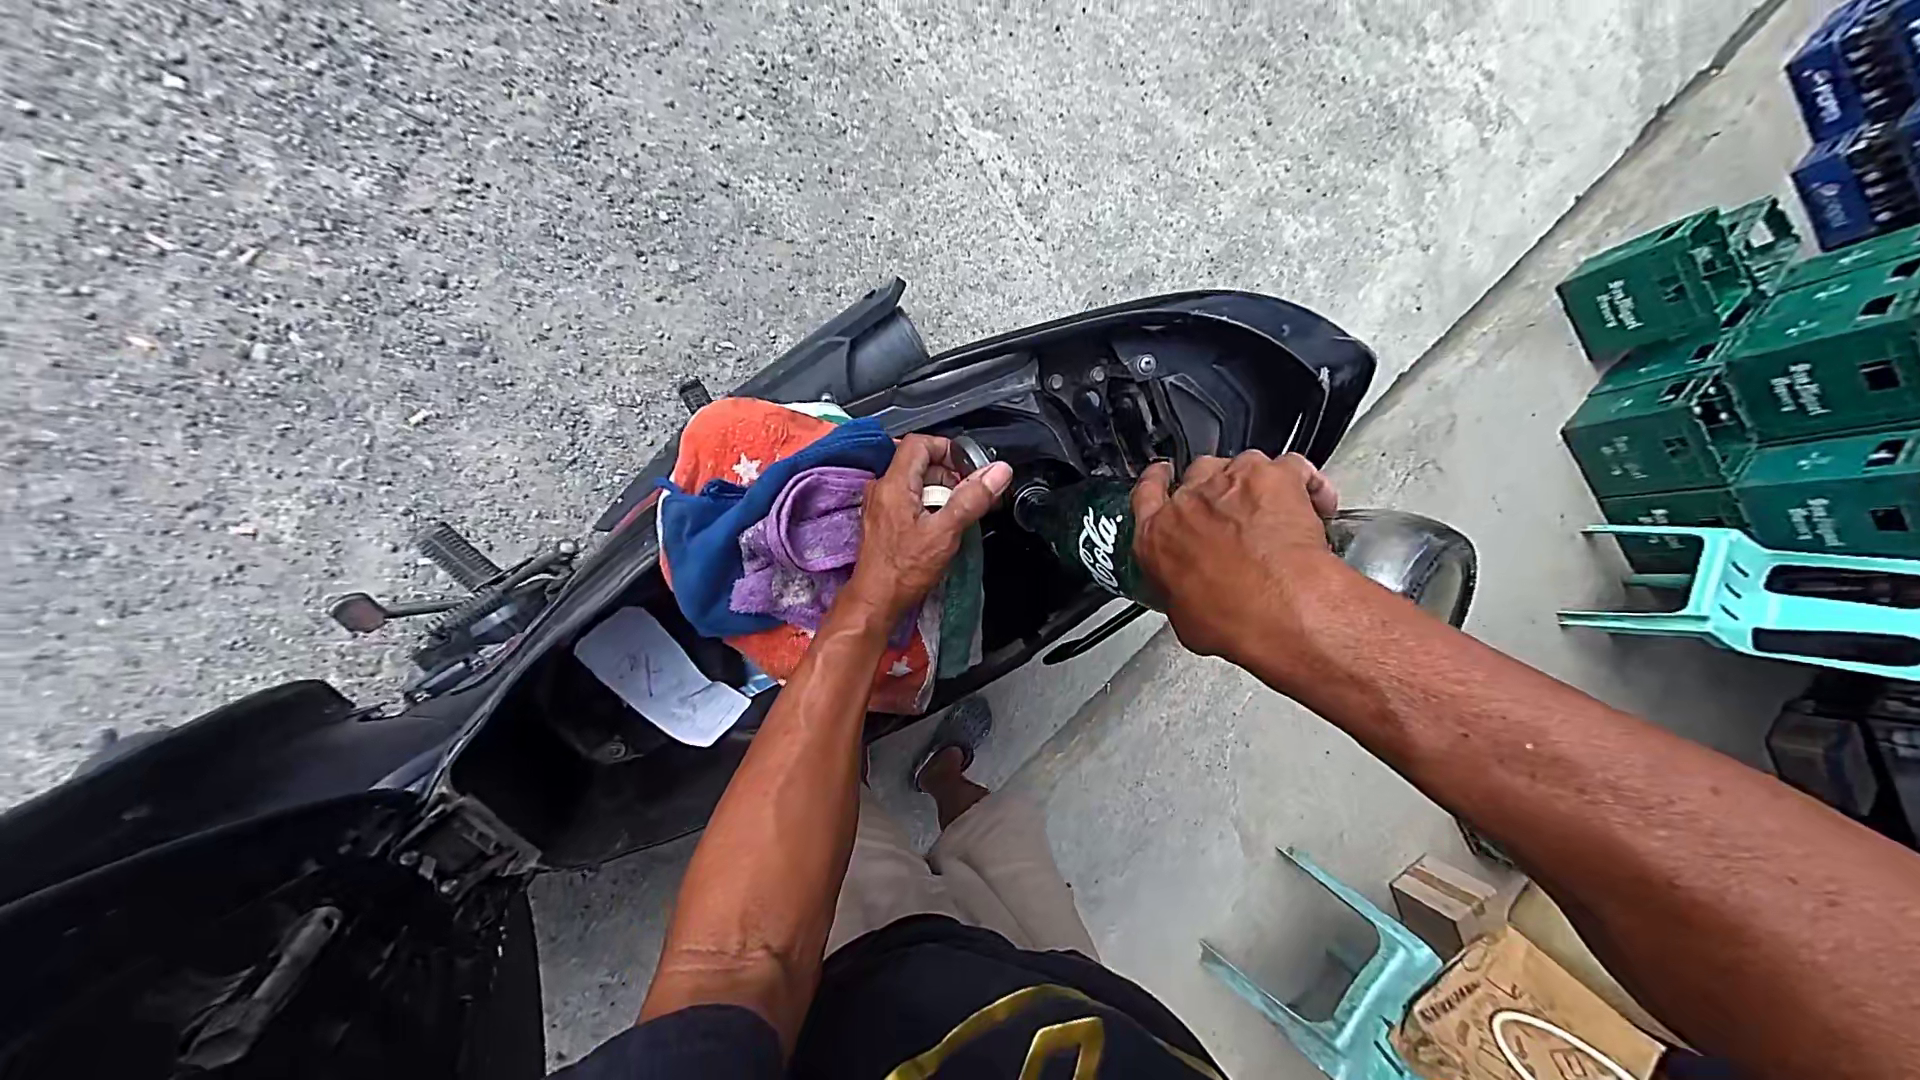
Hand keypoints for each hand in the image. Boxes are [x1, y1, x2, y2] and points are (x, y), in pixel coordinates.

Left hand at [842, 435, 1013, 626]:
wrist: (876, 600)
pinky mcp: (883, 521)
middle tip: (967, 493)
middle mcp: (882, 489)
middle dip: (948, 473)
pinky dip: (928, 505)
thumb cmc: (903, 571)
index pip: (919, 443)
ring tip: (956, 513)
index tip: (967, 466)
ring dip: (939, 490)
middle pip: (919, 462)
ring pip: (914, 481)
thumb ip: (972, 499)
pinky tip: (940, 526)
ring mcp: (880, 505)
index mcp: (894, 484)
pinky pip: (908, 499)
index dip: (947, 448)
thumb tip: (997, 472)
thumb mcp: (945, 532)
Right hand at [1131, 451, 1340, 659]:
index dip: (1157, 480)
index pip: (1146, 493)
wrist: (1278, 607)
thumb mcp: (1185, 618)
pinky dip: (1305, 484)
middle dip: (1214, 488)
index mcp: (1156, 535)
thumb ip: (1180, 591)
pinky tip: (1314, 504)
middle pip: (1198, 473)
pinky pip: (1290, 466)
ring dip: (1256, 484)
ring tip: (1278, 513)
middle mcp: (1189, 502)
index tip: (1163, 474)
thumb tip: (1191, 598)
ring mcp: (1229, 483)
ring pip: (1243, 465)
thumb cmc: (1233, 616)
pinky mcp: (1273, 476)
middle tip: (1234, 513)